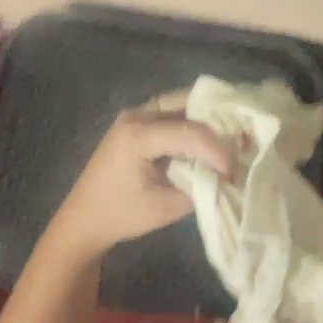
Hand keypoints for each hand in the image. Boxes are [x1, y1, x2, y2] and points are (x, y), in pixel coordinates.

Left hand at [43, 100, 231, 264]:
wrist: (83, 220)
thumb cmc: (121, 215)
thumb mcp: (166, 207)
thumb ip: (199, 187)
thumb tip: (226, 176)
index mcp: (138, 134)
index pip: (190, 132)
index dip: (217, 150)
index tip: (233, 172)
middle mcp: (136, 115)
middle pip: (185, 102)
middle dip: (215, 120)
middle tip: (239, 139)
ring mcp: (134, 116)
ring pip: (179, 104)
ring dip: (204, 119)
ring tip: (228, 139)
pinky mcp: (135, 124)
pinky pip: (169, 113)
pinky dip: (190, 123)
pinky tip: (206, 141)